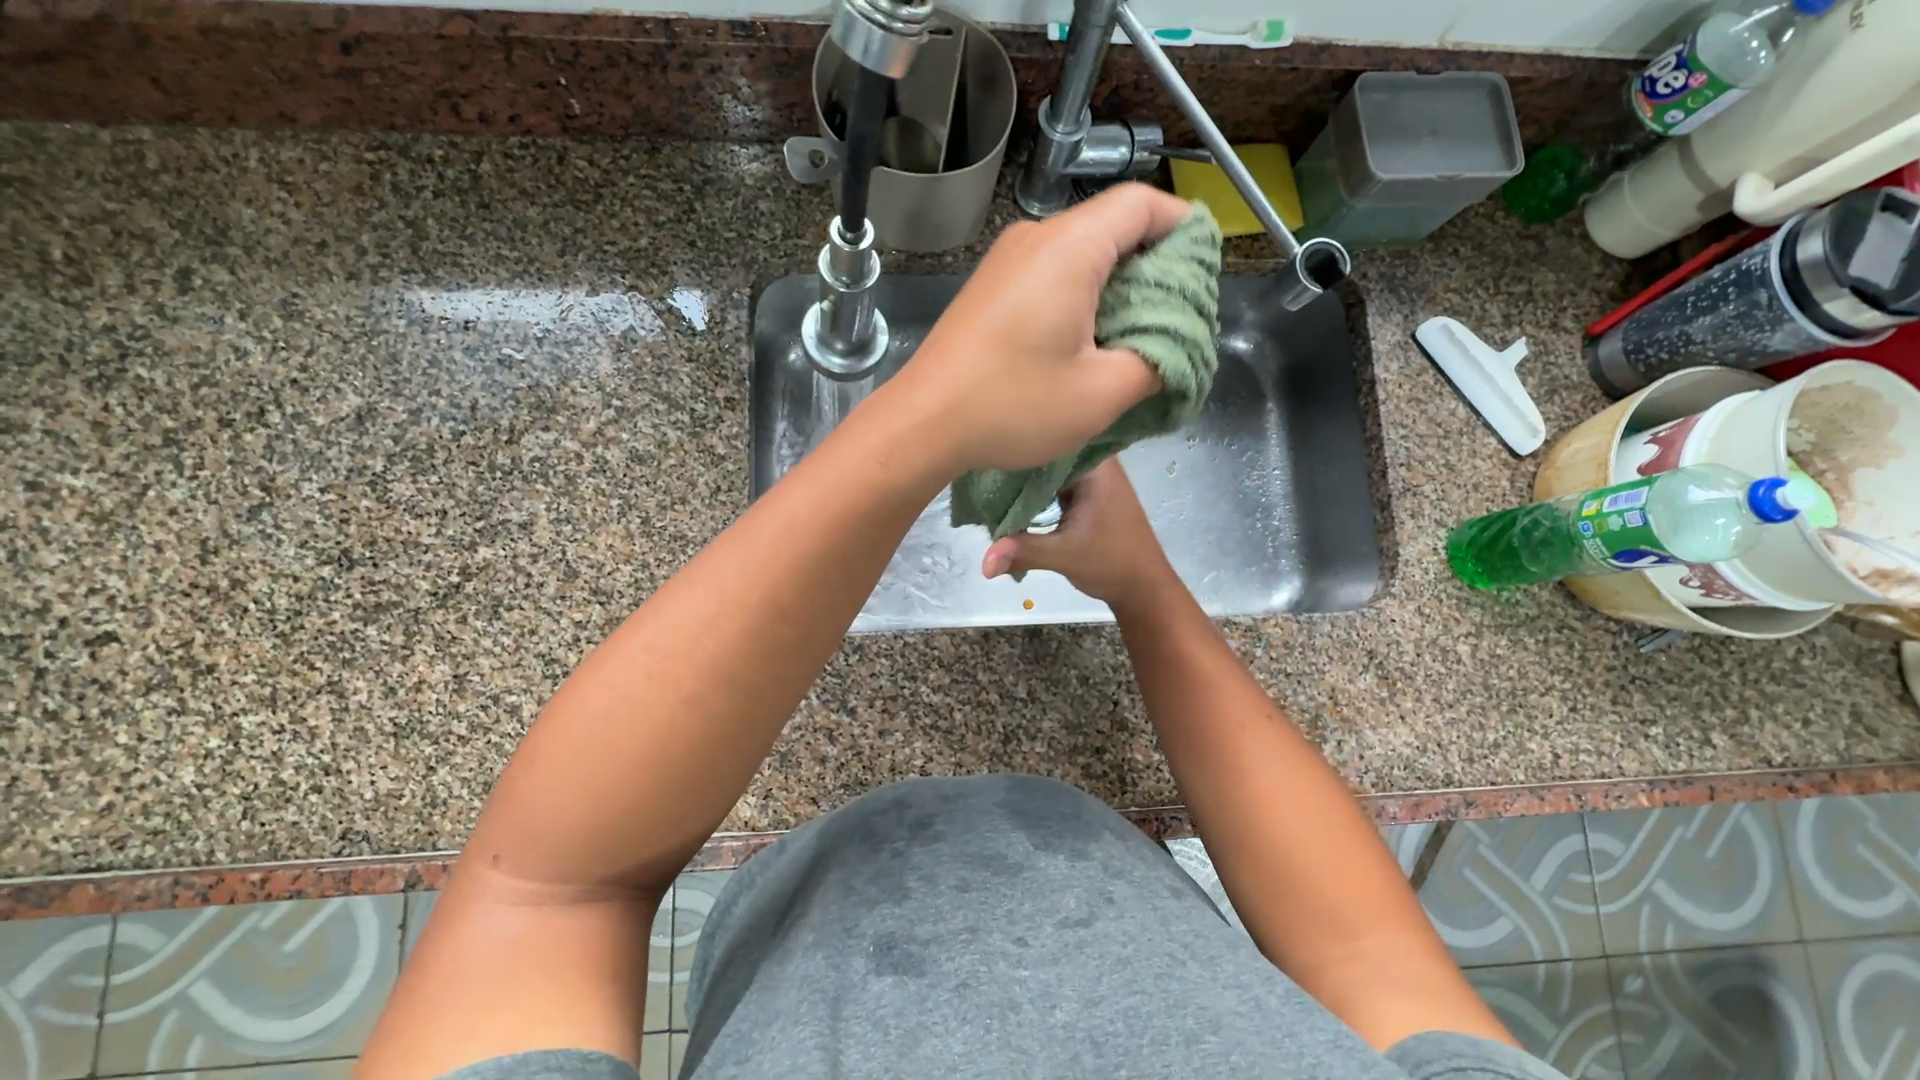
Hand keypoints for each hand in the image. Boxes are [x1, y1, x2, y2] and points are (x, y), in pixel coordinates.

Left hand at [879, 183, 1193, 474]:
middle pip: (1113, 226)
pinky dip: (1082, 297)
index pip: (1142, 203)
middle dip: (1154, 266)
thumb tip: (1176, 348)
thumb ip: (1157, 360)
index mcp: (1070, 248)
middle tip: (1176, 318)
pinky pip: (1051, 274)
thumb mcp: (1102, 393)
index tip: (1203, 272)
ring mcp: (1007, 261)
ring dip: (1117, 287)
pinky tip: (1088, 343)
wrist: (923, 424)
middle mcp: (1036, 238)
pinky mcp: (991, 287)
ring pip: (1082, 253)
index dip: (1183, 229)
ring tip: (1136, 337)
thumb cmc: (1012, 405)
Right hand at [980, 460, 1181, 609]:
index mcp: (1096, 466)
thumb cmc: (1112, 564)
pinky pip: (1054, 483)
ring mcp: (1093, 479)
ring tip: (985, 478)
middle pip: (1048, 452)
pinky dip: (1034, 490)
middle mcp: (1096, 464)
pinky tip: (1007, 495)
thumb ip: (1022, 551)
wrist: (1143, 588)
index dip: (1018, 444)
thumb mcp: (1064, 555)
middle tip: (978, 467)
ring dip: (1022, 477)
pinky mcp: (1088, 494)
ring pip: (1049, 468)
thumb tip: (983, 563)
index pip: (1051, 441)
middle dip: (1016, 462)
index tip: (986, 450)